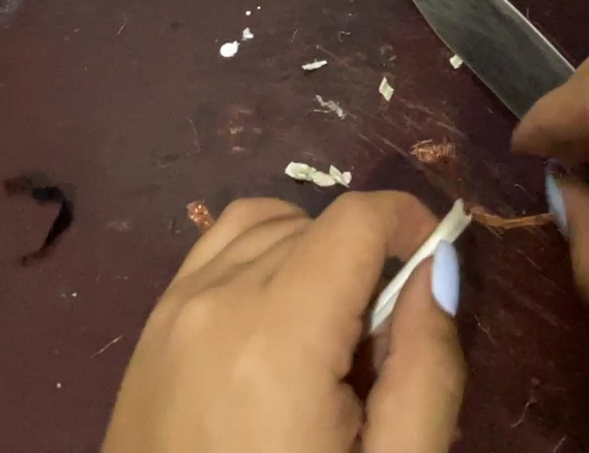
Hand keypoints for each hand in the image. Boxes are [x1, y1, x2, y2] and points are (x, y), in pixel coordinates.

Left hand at [104, 191, 464, 452]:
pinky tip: (280, 316)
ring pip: (269, 223)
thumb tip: (436, 269)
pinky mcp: (152, 324)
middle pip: (318, 226)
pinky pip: (222, 244)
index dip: (409, 223)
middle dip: (369, 261)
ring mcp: (173, 307)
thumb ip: (428, 368)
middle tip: (382, 350)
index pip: (355, 220)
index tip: (434, 268)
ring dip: (318, 252)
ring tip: (332, 333)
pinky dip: (267, 250)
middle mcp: (216, 300)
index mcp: (275, 339)